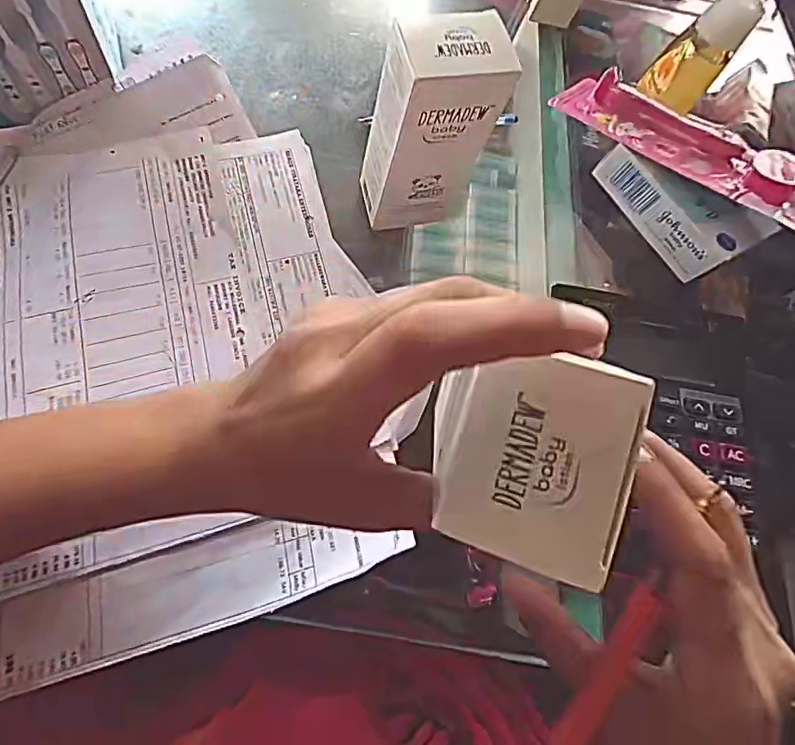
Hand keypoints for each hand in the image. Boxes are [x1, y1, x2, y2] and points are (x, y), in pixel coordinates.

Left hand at [201, 277, 609, 530]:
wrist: (209, 435)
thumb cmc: (279, 476)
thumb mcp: (358, 506)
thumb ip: (428, 497)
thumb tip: (483, 489)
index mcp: (349, 386)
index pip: (437, 335)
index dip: (515, 324)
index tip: (585, 331)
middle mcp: (348, 329)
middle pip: (446, 296)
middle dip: (523, 308)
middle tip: (582, 334)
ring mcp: (342, 308)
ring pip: (435, 290)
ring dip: (495, 304)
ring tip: (543, 335)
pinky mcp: (341, 305)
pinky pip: (415, 299)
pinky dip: (462, 310)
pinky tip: (478, 337)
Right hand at [507, 432, 794, 744]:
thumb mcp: (610, 709)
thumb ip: (562, 641)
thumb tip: (519, 583)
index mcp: (731, 666)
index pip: (703, 559)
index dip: (666, 499)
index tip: (630, 455)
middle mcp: (761, 640)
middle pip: (726, 529)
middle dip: (675, 471)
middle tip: (628, 434)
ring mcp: (765, 629)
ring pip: (729, 531)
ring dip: (680, 488)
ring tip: (636, 457)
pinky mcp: (755, 625)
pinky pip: (723, 549)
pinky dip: (684, 518)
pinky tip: (652, 505)